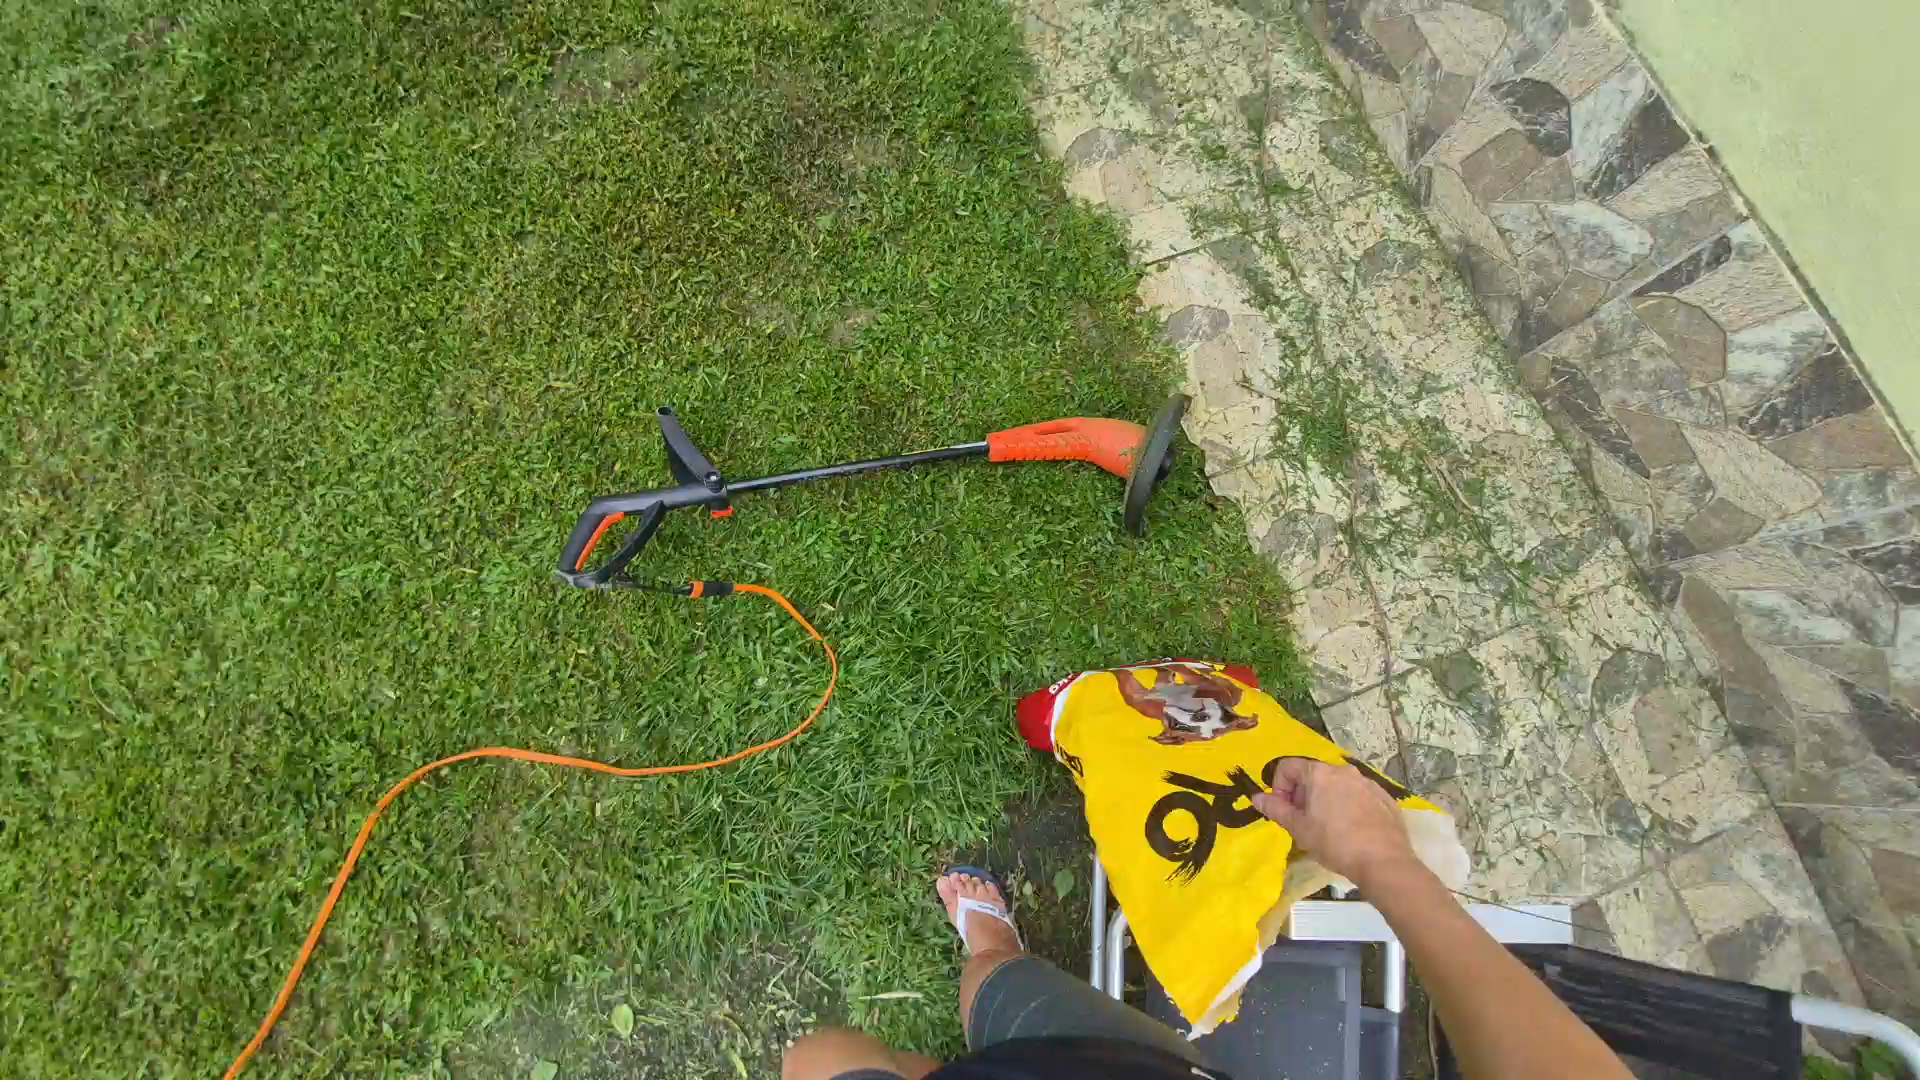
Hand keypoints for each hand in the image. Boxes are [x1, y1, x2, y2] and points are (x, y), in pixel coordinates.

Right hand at [1252, 757, 1416, 888]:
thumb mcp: (1298, 828)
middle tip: (1304, 820)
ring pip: (1337, 785)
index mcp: (1319, 773)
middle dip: (1302, 794)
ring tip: (1328, 826)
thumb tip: (1257, 797)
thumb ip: (1275, 809)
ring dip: (1326, 799)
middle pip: (1312, 775)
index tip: (1284, 809)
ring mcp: (1367, 783)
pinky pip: (1358, 795)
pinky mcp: (1385, 798)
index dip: (1279, 787)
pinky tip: (1352, 829)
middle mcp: (1343, 771)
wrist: (1385, 863)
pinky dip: (1349, 805)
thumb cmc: (1335, 843)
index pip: (1287, 767)